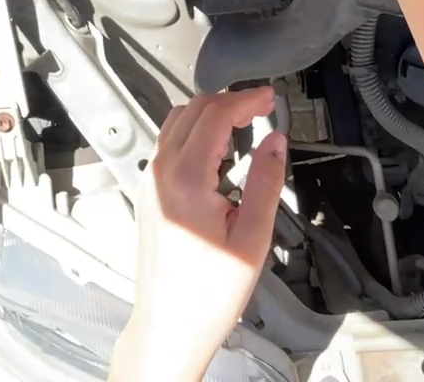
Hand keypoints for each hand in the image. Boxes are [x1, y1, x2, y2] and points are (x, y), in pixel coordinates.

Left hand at [110, 88, 288, 381]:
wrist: (168, 326)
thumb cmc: (207, 294)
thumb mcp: (251, 240)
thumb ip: (266, 183)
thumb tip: (276, 140)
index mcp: (185, 178)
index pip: (215, 114)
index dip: (246, 99)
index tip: (269, 97)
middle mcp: (160, 170)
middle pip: (194, 108)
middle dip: (230, 101)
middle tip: (261, 106)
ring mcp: (149, 178)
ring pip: (177, 120)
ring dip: (210, 113)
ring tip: (243, 123)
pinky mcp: (148, 189)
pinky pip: (169, 141)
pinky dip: (195, 130)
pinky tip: (218, 149)